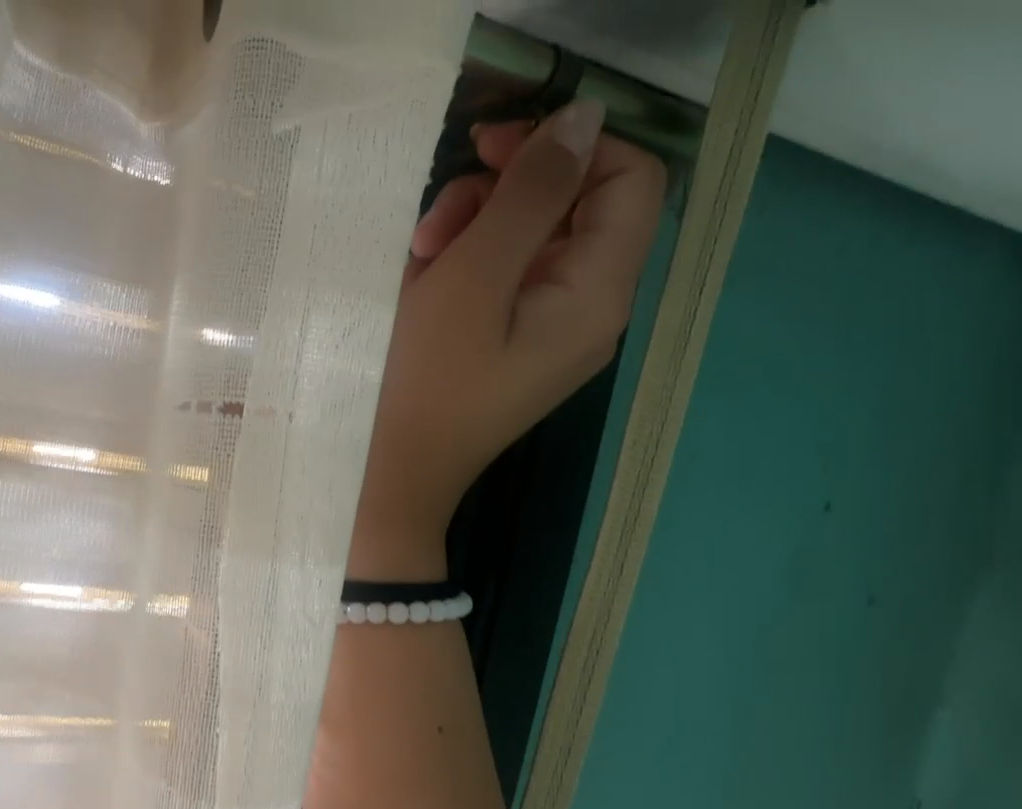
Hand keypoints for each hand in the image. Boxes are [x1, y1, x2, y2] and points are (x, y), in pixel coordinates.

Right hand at [348, 100, 666, 579]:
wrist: (392, 476)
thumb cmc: (425, 381)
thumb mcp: (471, 278)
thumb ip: (531, 194)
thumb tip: (582, 118)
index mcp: (596, 292)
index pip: (629, 177)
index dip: (568, 146)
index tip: (488, 148)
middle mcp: (589, 307)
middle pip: (575, 205)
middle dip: (501, 195)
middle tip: (433, 223)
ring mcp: (551, 329)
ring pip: (531, 237)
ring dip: (472, 229)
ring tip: (418, 260)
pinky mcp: (515, 343)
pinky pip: (506, 278)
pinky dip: (465, 266)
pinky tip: (422, 286)